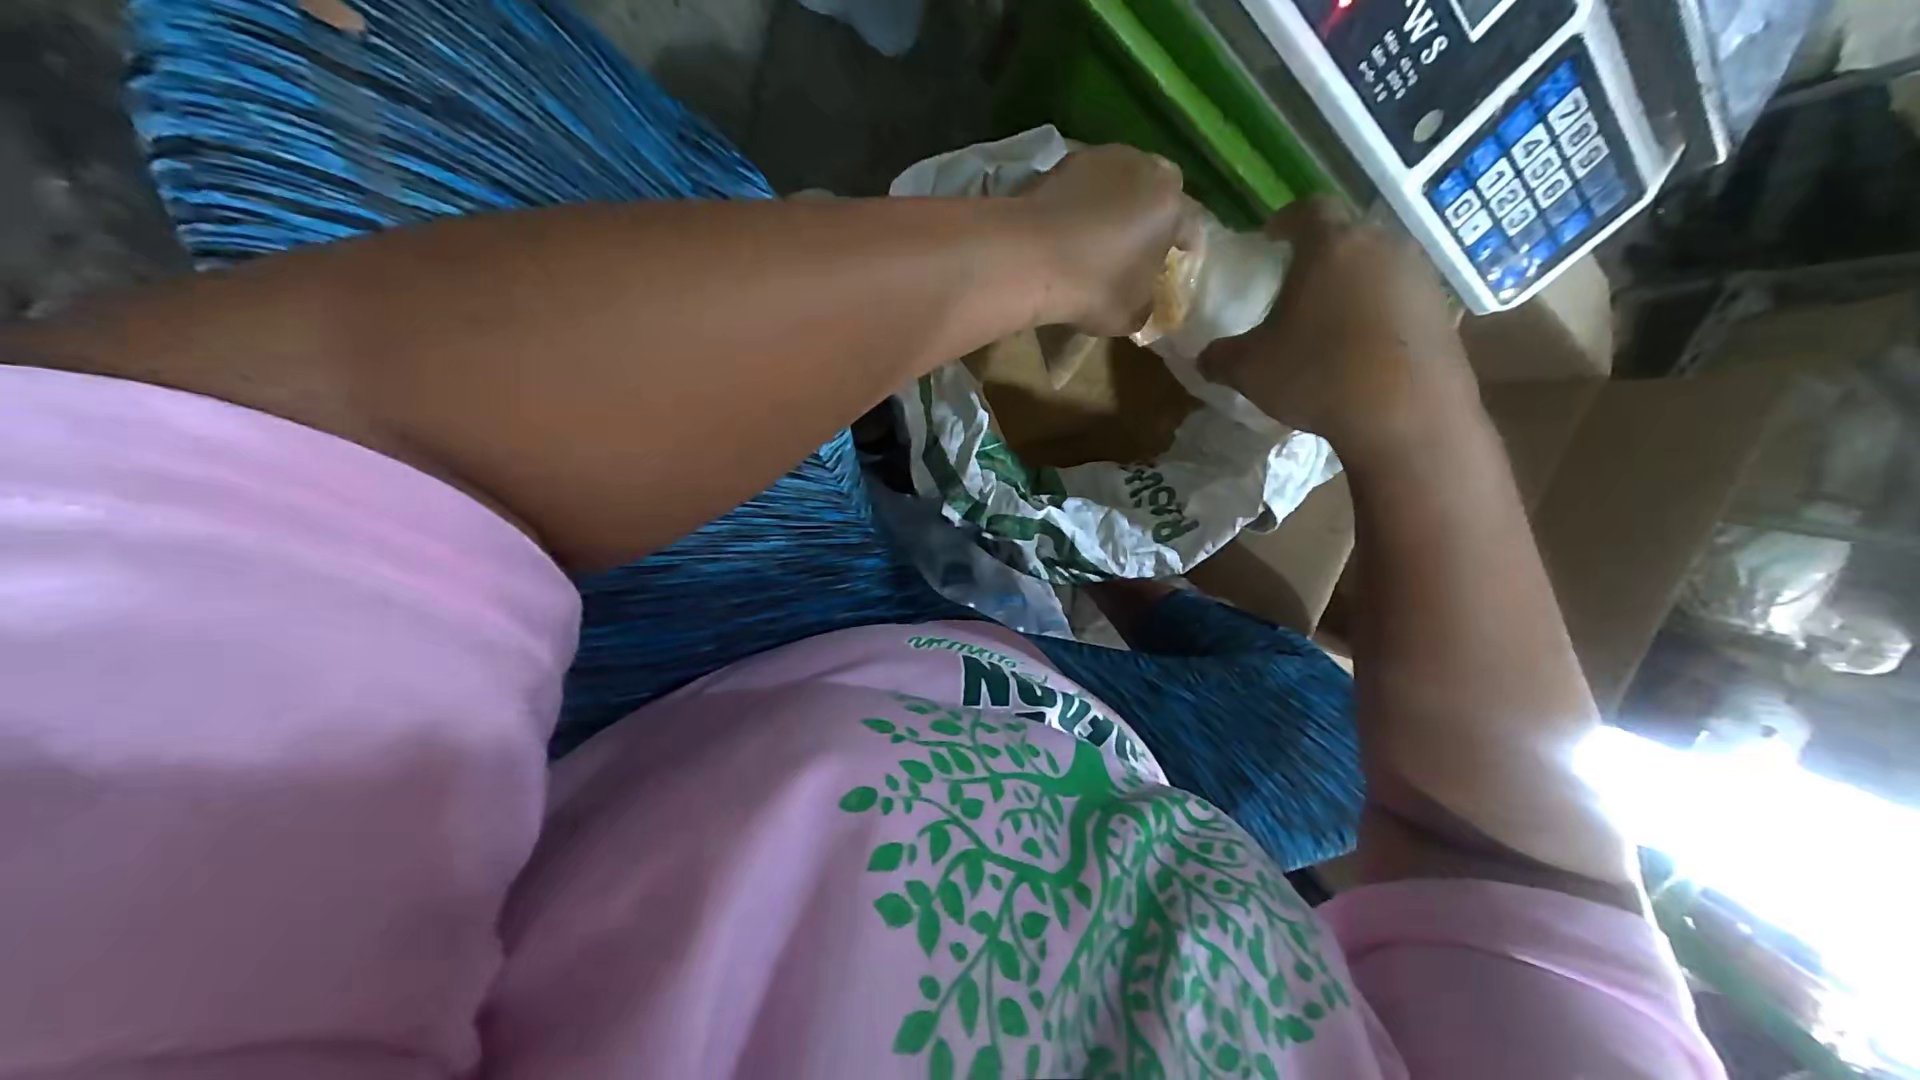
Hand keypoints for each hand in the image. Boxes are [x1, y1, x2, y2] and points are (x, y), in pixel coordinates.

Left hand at [1016, 145, 1199, 337]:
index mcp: (1171, 204)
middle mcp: (1143, 168)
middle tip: (1138, 245)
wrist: (1027, 258)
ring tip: (1100, 234)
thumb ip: (1148, 302)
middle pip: (1158, 192)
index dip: (1185, 249)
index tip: (1175, 265)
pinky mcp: (1060, 162)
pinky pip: (1084, 185)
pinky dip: (1082, 202)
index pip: (1191, 226)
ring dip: (1116, 203)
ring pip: (1120, 181)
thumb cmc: (1092, 288)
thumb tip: (1145, 298)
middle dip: (1152, 216)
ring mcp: (1100, 158)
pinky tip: (1069, 228)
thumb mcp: (1132, 314)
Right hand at [1201, 197, 1476, 460]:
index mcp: (1329, 247)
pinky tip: (1363, 344)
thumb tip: (1204, 358)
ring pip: (1378, 263)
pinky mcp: (1442, 308)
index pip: (1308, 209)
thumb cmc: (1317, 375)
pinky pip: (1401, 296)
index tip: (1270, 238)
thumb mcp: (1250, 370)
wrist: (1405, 412)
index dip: (1286, 220)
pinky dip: (1380, 309)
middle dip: (1321, 253)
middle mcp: (1380, 245)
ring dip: (1353, 281)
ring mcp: (1418, 275)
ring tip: (1330, 315)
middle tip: (1297, 281)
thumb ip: (1221, 357)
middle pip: (1347, 234)